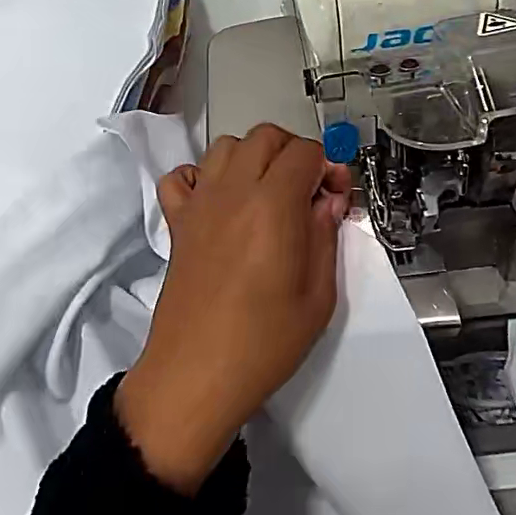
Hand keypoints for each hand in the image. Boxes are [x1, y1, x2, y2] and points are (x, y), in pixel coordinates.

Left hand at [115, 124, 352, 493]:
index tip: (338, 194)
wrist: (196, 376)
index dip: (329, 165)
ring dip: (254, 157)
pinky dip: (202, 177)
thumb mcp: (318, 296)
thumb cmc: (264, 343)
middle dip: (296, 152)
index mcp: (273, 206)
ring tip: (270, 192)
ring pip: (226, 146)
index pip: (305, 152)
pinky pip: (181, 177)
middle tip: (310, 189)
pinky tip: (221, 202)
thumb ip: (326, 237)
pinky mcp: (177, 224)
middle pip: (266, 137)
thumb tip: (328, 203)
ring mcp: (200, 205)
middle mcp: (233, 192)